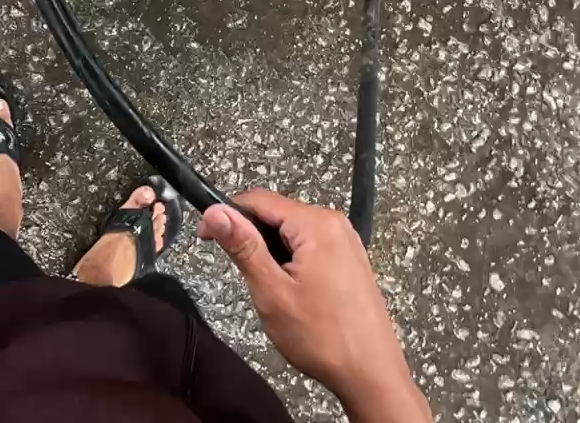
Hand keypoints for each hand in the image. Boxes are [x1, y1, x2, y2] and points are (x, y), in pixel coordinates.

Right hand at [199, 191, 430, 422]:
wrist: (374, 380)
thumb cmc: (322, 338)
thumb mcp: (272, 292)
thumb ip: (242, 246)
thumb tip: (214, 210)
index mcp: (315, 223)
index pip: (257, 199)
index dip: (227, 215)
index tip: (206, 237)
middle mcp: (333, 222)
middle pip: (275, 213)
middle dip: (252, 237)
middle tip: (245, 275)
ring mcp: (345, 240)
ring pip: (290, 231)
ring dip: (271, 251)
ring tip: (272, 288)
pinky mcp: (350, 258)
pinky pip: (308, 244)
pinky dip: (291, 259)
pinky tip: (293, 290)